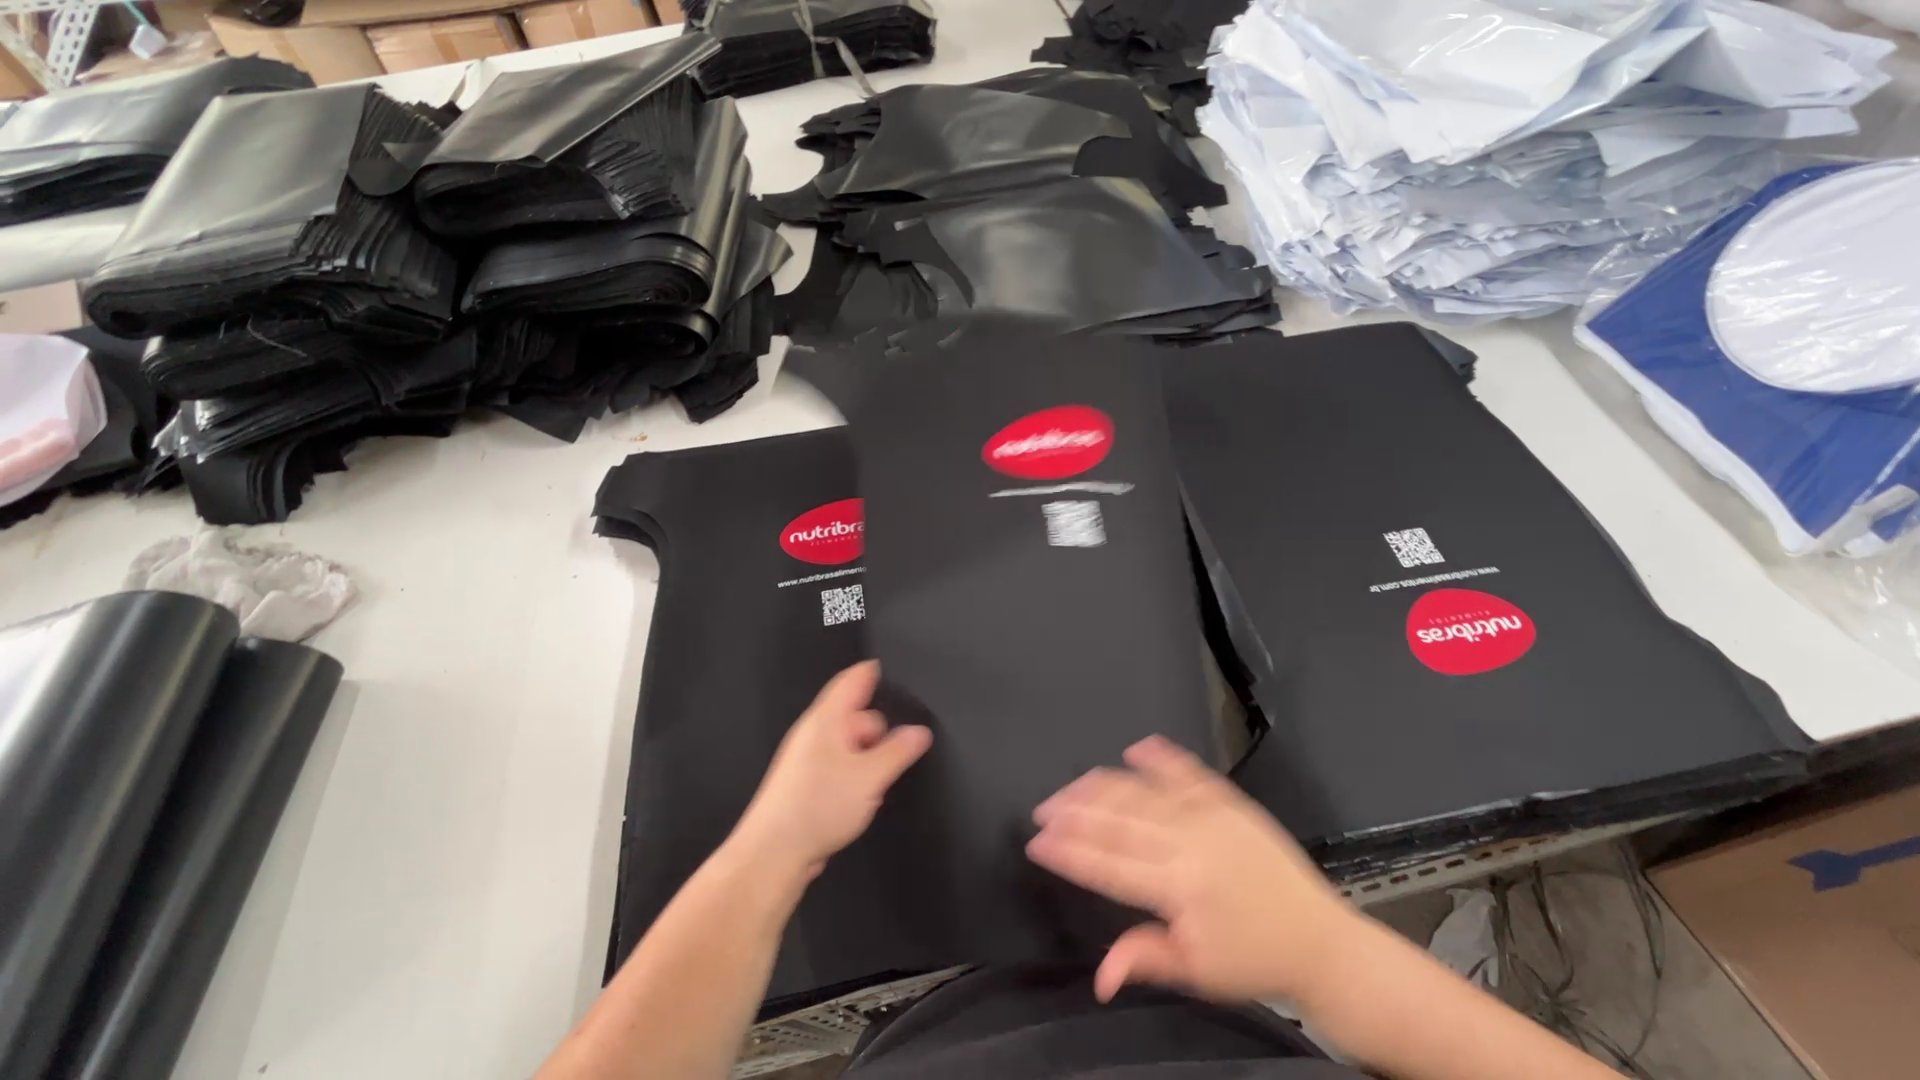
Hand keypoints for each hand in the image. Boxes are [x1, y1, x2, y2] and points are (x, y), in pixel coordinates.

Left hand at [730, 660, 931, 880]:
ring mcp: (811, 758)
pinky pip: (843, 767)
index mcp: (827, 718)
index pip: (854, 679)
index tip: (901, 672)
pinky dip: (857, 776)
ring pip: (853, 745)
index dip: (877, 672)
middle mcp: (816, 733)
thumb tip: (920, 732)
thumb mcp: (871, 776)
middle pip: (859, 715)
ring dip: (870, 759)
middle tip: (900, 751)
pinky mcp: (809, 783)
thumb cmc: (817, 806)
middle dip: (881, 730)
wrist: (775, 852)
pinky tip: (864, 798)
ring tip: (878, 782)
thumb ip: (899, 750)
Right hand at [1027, 736, 1361, 1004]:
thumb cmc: (1254, 961)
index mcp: (1181, 889)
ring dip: (1104, 786)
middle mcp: (1192, 845)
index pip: (1110, 866)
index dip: (1070, 853)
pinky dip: (1163, 758)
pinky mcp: (1232, 804)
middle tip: (1043, 810)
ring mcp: (1213, 818)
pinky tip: (1136, 747)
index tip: (1038, 842)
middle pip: (1120, 823)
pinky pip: (1191, 774)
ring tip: (1072, 786)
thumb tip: (1099, 977)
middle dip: (1075, 814)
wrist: (1321, 942)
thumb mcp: (1196, 972)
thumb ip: (1143, 958)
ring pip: (1146, 794)